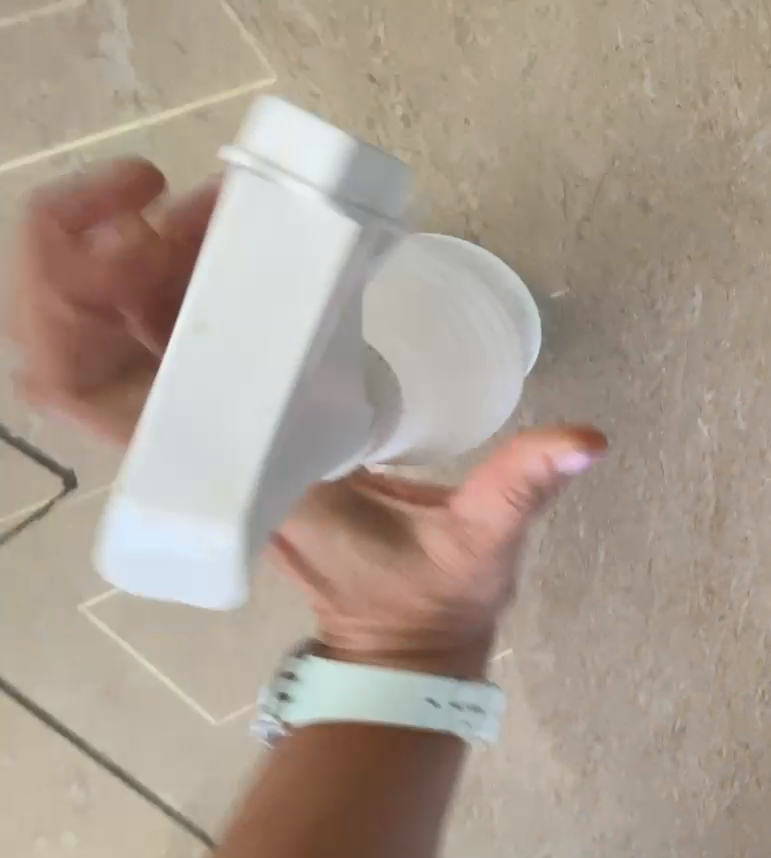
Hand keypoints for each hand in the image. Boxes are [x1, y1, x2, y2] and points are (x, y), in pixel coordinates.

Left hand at [11, 160, 604, 682]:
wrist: (409, 641)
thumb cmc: (432, 600)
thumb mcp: (482, 541)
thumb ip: (523, 485)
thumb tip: (587, 439)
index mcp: (237, 474)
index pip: (94, 381)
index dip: (76, 286)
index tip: (141, 216)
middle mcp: (205, 453)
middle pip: (91, 335)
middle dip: (112, 246)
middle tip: (207, 196)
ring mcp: (223, 443)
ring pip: (128, 337)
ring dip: (149, 259)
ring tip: (229, 210)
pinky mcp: (257, 435)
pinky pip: (184, 352)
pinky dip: (186, 292)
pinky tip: (244, 260)